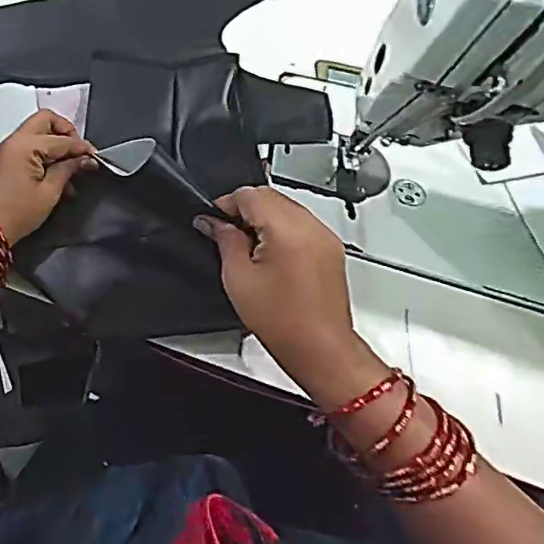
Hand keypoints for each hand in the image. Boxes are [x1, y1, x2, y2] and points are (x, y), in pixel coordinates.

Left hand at [0, 110, 97, 241]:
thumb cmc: (18, 213)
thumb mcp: (49, 192)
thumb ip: (68, 169)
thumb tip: (85, 159)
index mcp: (25, 146)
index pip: (60, 139)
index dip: (81, 147)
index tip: (94, 157)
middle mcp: (15, 141)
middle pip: (46, 120)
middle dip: (66, 133)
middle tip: (78, 153)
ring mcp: (9, 148)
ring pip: (39, 131)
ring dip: (56, 144)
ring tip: (71, 168)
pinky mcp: (8, 158)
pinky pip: (31, 145)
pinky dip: (46, 153)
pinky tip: (58, 174)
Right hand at [196, 187, 380, 402]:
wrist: (320, 349)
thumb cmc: (285, 323)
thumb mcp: (238, 278)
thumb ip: (224, 240)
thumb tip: (213, 222)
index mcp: (288, 231)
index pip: (251, 195)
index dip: (225, 204)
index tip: (213, 218)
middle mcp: (312, 228)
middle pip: (270, 195)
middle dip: (244, 208)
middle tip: (225, 231)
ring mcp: (325, 237)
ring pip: (286, 206)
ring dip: (263, 217)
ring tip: (247, 245)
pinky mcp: (331, 248)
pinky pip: (301, 222)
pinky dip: (281, 228)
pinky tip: (268, 252)